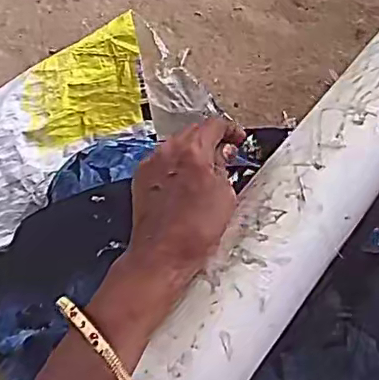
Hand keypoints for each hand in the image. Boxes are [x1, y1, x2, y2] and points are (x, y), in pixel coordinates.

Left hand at [122, 116, 246, 288]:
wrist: (161, 255)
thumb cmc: (193, 231)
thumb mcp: (225, 195)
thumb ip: (224, 166)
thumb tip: (223, 154)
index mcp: (193, 151)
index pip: (214, 124)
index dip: (231, 129)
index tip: (237, 138)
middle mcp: (168, 151)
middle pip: (194, 131)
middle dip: (211, 138)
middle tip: (225, 153)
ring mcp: (152, 163)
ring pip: (176, 145)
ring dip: (192, 151)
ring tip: (205, 170)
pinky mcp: (141, 178)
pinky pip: (162, 161)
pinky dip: (175, 165)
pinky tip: (184, 182)